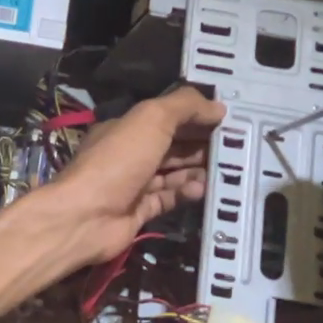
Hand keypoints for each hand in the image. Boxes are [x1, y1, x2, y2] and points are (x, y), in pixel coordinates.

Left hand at [37, 87, 224, 266]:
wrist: (86, 215)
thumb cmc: (118, 160)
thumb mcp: (151, 119)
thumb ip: (184, 106)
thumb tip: (217, 107)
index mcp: (125, 129)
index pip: (165, 118)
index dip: (194, 116)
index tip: (228, 119)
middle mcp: (128, 155)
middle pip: (171, 146)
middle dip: (201, 144)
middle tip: (236, 146)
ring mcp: (133, 184)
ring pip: (173, 173)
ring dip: (198, 169)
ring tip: (225, 168)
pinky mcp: (139, 211)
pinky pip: (169, 198)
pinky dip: (186, 193)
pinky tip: (202, 190)